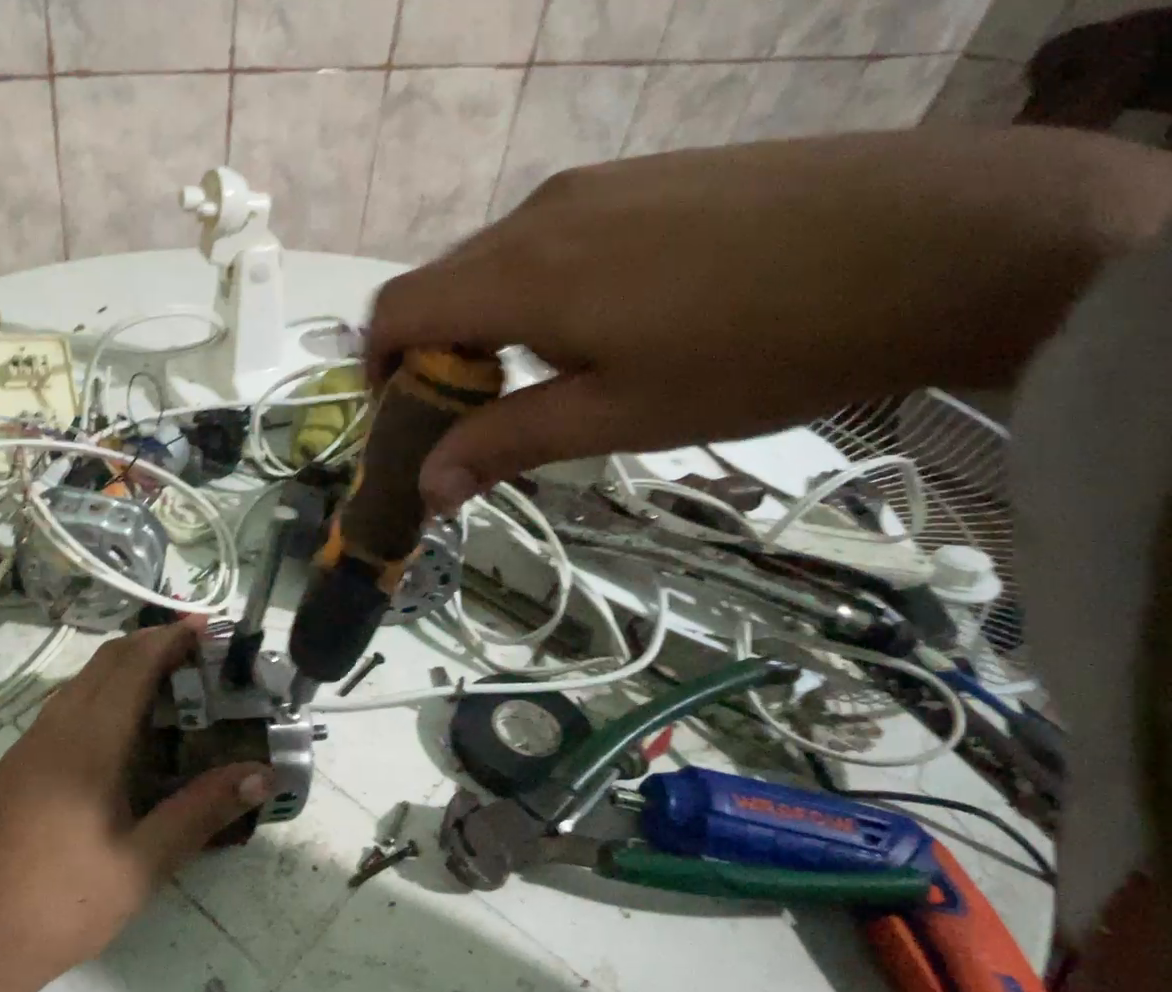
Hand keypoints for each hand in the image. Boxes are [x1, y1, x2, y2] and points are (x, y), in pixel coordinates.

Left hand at [0, 619, 270, 987]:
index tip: (206, 627)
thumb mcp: (142, 865)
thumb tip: (260, 775)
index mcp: (86, 744)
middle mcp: (52, 731)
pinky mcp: (12, 770)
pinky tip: (118, 735)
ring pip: (78, 685)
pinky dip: (98, 697)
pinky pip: (61, 711)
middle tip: (197, 654)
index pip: (130, 665)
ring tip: (167, 687)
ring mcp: (25, 749)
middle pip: (102, 664)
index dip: (168, 638)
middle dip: (149, 645)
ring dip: (120, 670)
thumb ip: (201, 812)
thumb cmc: (62, 905)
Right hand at [363, 128, 1171, 515]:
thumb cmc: (759, 351)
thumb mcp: (620, 416)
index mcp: (519, 274)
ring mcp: (594, 184)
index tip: (409, 421)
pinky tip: (615, 319)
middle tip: (487, 417)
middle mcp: (538, 213)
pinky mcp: (644, 175)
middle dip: (438, 356)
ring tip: (559, 374)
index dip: (378, 371)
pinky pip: (554, 235)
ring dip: (491, 323)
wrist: (942, 239)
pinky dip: (541, 287)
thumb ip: (506, 443)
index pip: (396, 312)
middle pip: (441, 285)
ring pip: (497, 260)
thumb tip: (426, 487)